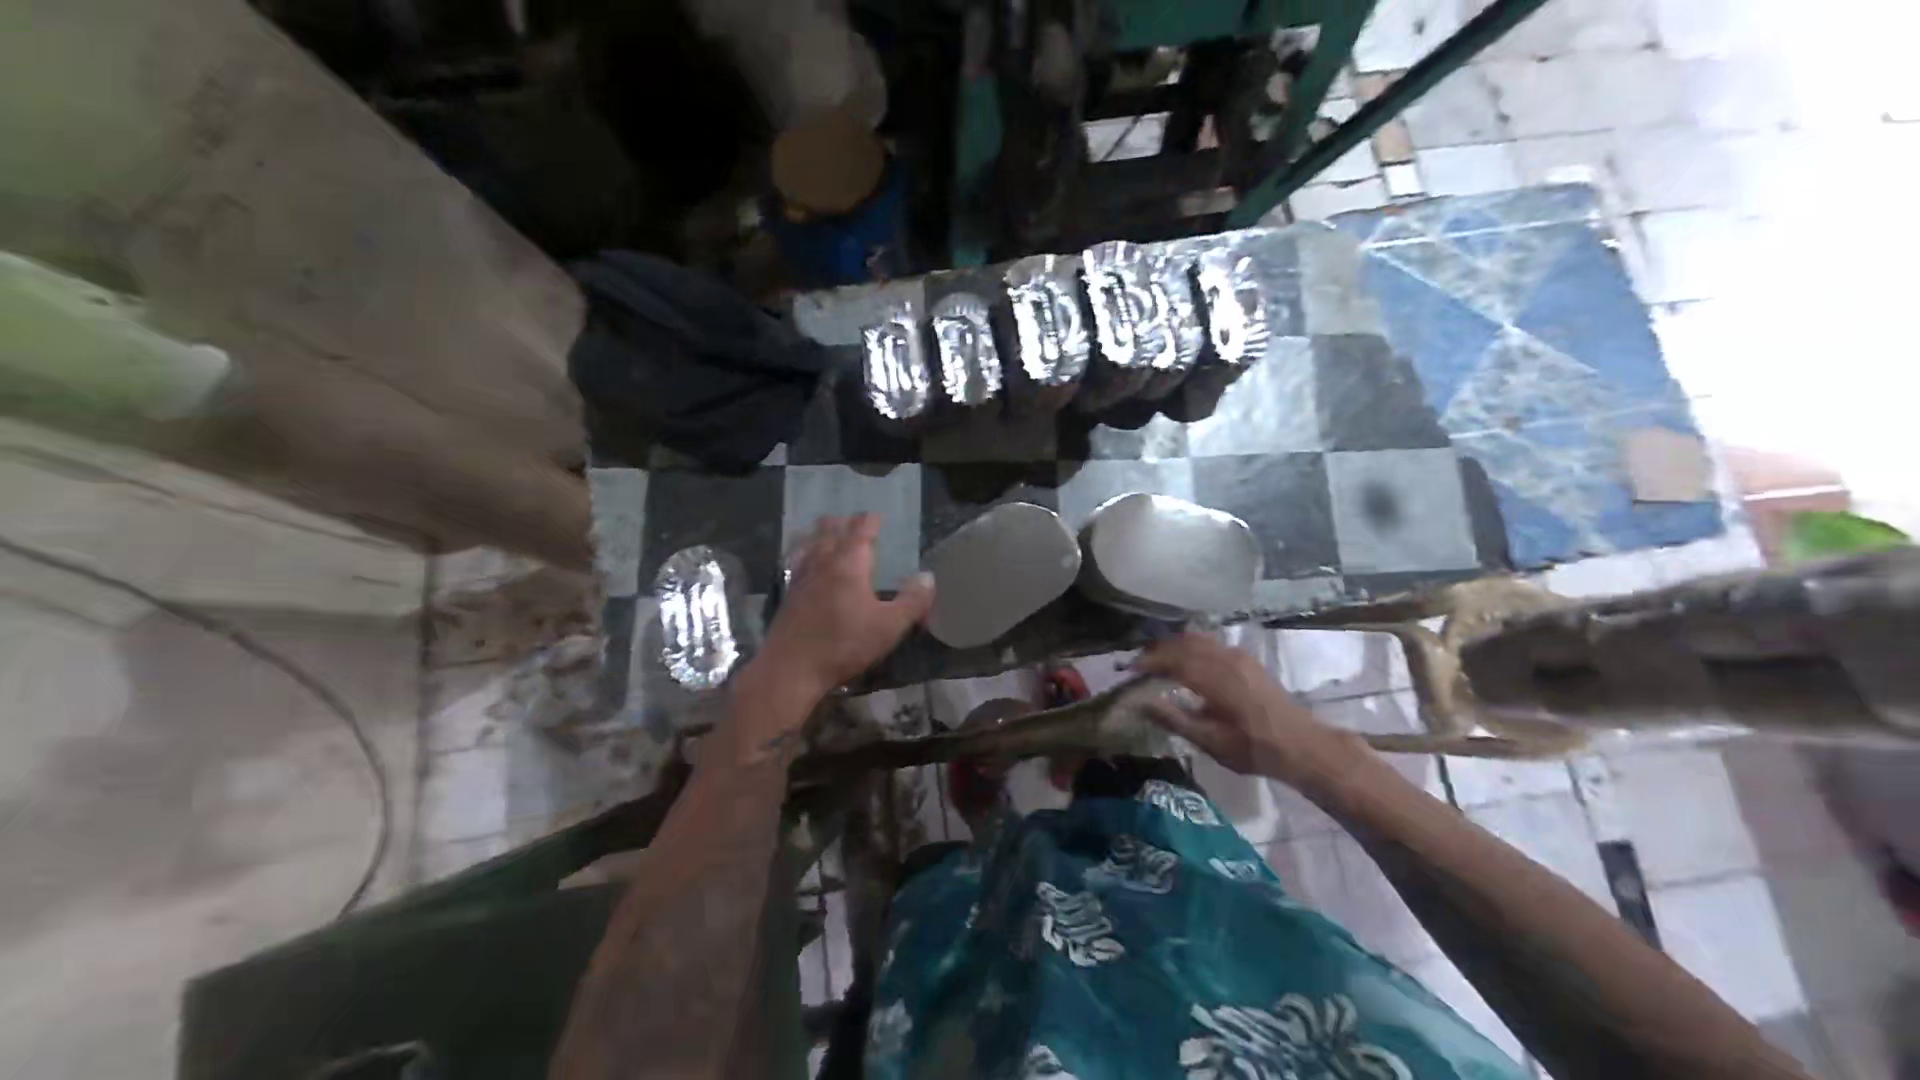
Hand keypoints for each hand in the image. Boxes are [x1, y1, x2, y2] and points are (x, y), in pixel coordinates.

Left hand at [752, 514, 935, 707]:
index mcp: (849, 565)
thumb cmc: (844, 645)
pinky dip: (804, 553)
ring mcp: (802, 579)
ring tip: (824, 528)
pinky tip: (803, 562)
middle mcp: (823, 564)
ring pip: (811, 545)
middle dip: (842, 523)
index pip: (860, 533)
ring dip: (820, 534)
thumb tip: (928, 577)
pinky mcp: (789, 596)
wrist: (791, 669)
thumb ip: (912, 602)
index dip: (869, 522)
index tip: (875, 516)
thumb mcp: (888, 627)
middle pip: (830, 533)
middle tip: (850, 519)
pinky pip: (798, 563)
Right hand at [1136, 632, 1369, 788]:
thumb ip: (1174, 719)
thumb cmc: (1253, 748)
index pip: (1171, 659)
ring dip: (1174, 646)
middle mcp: (1225, 659)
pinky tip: (1186, 661)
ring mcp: (1238, 656)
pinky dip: (1191, 646)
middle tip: (1137, 664)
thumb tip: (1143, 702)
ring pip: (1197, 640)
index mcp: (1214, 678)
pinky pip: (1211, 643)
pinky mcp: (1246, 660)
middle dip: (1156, 650)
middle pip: (1182, 643)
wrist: (1301, 746)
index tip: (1127, 669)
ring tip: (1158, 660)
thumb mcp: (1210, 741)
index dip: (1146, 662)